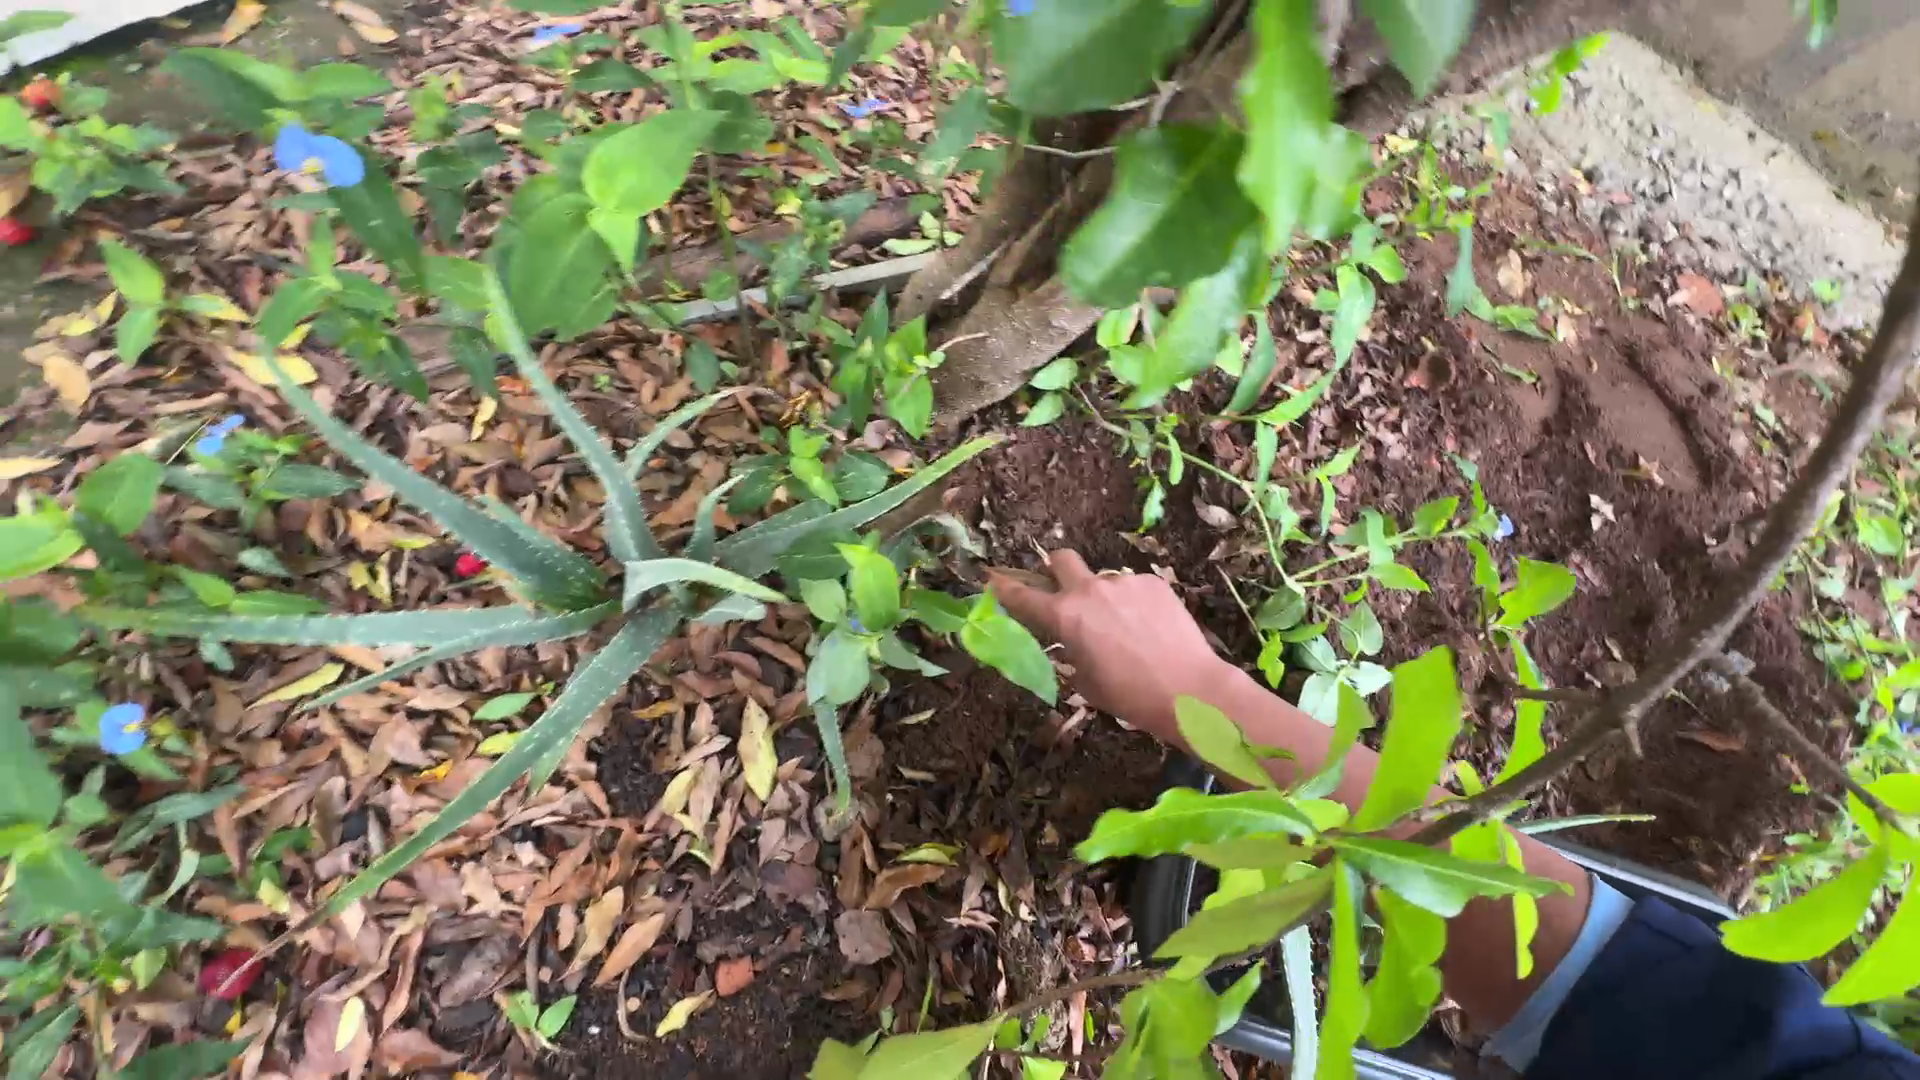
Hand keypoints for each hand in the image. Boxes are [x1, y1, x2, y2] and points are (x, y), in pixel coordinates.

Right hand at [988, 550, 1231, 741]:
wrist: (1189, 690)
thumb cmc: (1130, 695)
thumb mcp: (1085, 681)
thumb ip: (1071, 651)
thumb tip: (1073, 640)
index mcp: (1065, 617)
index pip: (1023, 596)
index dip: (1004, 587)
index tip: (992, 578)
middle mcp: (1089, 590)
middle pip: (1061, 559)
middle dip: (1056, 570)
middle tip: (1065, 591)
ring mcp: (1123, 582)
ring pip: (1102, 580)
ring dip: (1103, 597)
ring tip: (1126, 629)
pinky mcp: (1153, 581)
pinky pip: (1132, 587)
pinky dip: (1133, 603)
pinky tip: (1150, 628)